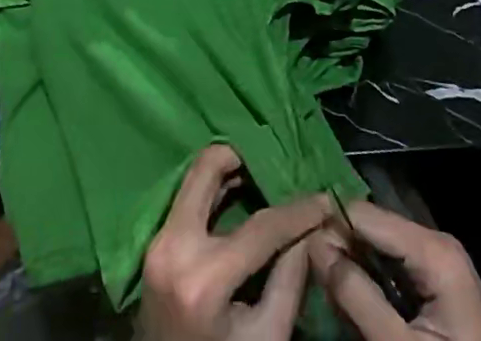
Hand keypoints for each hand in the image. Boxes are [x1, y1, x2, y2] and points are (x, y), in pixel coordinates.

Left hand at [137, 145, 331, 340]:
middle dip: (244, 156)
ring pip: (194, 177)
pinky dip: (215, 187)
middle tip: (276, 162)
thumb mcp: (268, 334)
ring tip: (263, 176)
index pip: (261, 226)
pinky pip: (187, 197)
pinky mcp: (155, 242)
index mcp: (203, 278)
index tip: (325, 199)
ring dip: (229, 170)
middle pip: (206, 169)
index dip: (299, 211)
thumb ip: (291, 277)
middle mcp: (173, 246)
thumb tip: (311, 229)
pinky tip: (239, 192)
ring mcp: (158, 241)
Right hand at [309, 200, 480, 340]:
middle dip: (338, 246)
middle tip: (307, 272)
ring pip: (376, 246)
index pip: (364, 214)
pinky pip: (390, 265)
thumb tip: (315, 245)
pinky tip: (349, 299)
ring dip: (349, 265)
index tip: (295, 245)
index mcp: (433, 249)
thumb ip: (357, 294)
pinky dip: (367, 279)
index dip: (327, 225)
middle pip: (370, 227)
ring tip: (323, 287)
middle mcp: (434, 241)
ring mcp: (436, 259)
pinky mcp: (434, 279)